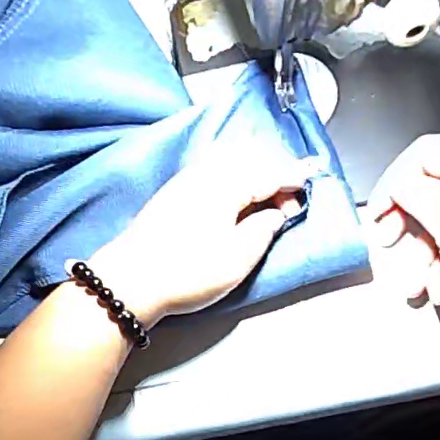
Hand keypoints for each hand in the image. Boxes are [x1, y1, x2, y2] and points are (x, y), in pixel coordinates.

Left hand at [85, 147, 312, 324]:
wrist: (130, 281)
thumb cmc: (187, 271)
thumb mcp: (239, 257)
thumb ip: (264, 228)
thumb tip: (276, 213)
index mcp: (226, 183)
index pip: (269, 170)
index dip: (292, 178)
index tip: (309, 185)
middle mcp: (205, 172)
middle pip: (249, 158)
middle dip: (274, 172)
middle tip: (290, 200)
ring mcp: (186, 180)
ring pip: (230, 162)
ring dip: (253, 174)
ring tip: (266, 201)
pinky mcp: (173, 194)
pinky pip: (214, 172)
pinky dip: (234, 179)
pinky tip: (236, 199)